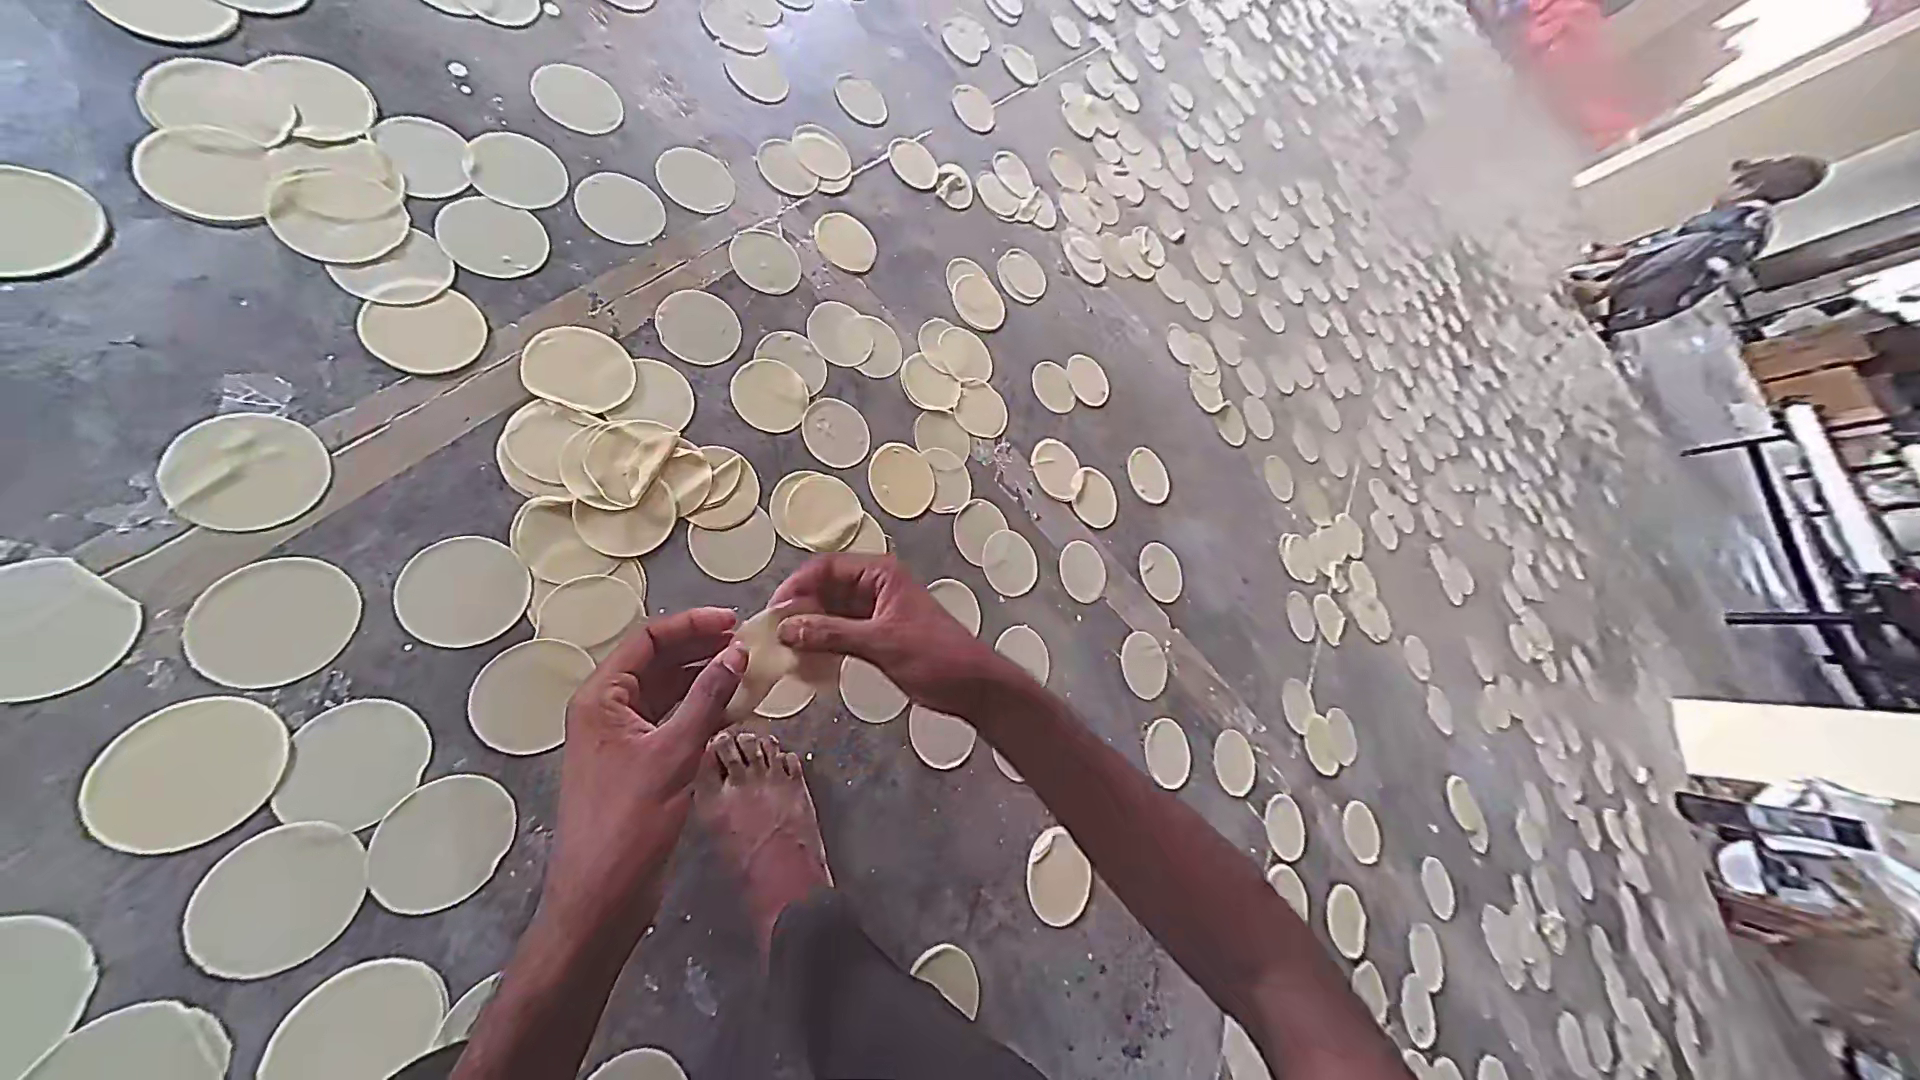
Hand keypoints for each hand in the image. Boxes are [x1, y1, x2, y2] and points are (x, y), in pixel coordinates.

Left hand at [542, 608, 745, 939]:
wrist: (602, 896)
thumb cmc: (628, 822)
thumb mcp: (673, 753)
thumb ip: (707, 698)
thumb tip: (737, 654)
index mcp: (601, 699)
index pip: (647, 641)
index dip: (690, 625)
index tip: (732, 622)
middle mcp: (610, 709)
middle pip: (659, 662)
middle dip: (702, 649)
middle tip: (746, 644)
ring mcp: (626, 735)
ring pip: (671, 689)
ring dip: (707, 679)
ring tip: (747, 671)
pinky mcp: (643, 758)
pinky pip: (677, 718)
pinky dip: (705, 708)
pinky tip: (736, 706)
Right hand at [771, 554, 1026, 717]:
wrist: (972, 685)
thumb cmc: (935, 656)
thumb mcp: (881, 643)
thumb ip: (832, 634)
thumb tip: (787, 628)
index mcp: (881, 574)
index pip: (827, 568)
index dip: (798, 585)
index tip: (775, 610)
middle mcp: (876, 586)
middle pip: (826, 588)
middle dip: (800, 607)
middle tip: (774, 633)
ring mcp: (877, 610)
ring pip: (831, 611)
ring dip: (810, 627)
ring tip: (784, 647)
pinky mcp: (877, 634)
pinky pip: (841, 631)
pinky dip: (824, 642)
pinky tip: (807, 657)